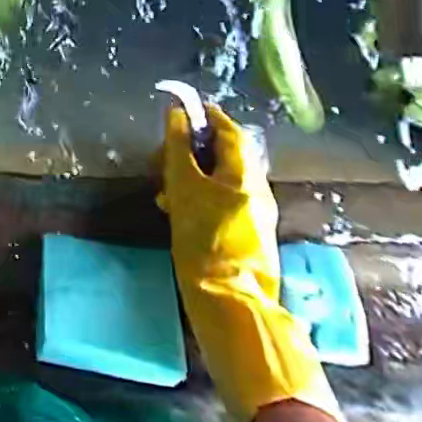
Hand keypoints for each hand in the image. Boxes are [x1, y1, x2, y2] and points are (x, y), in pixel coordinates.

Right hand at [157, 105, 343, 421]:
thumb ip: (179, 149)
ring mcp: (256, 213)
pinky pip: (224, 202)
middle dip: (193, 150)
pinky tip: (178, 213)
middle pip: (225, 153)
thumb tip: (176, 115)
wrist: (230, 307)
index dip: (203, 116)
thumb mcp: (184, 190)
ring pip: (221, 179)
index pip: (228, 128)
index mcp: (246, 171)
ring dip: (193, 176)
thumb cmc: (205, 242)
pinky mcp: (248, 235)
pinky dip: (202, 198)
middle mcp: (258, 187)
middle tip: (164, 159)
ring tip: (164, 191)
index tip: (178, 114)